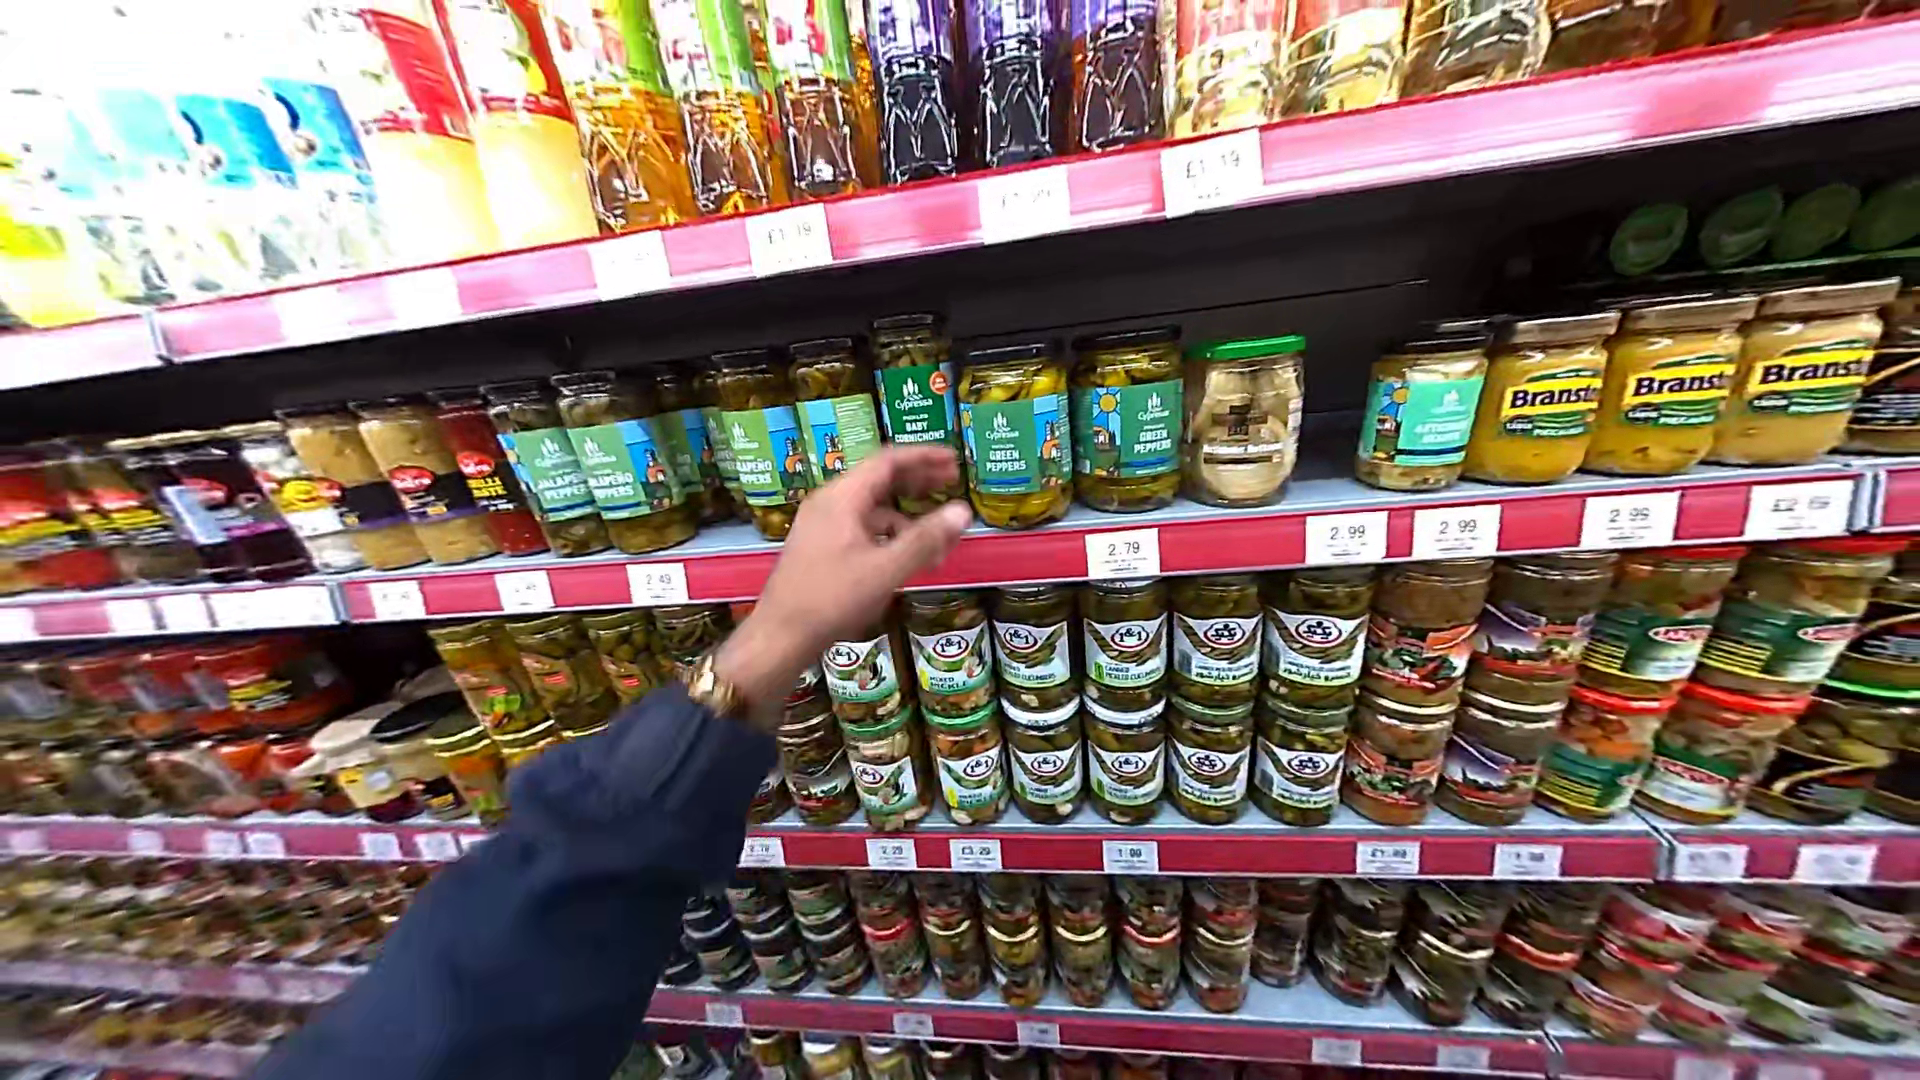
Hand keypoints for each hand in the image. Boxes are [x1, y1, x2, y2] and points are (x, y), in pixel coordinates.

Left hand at [715, 446, 971, 717]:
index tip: (954, 459)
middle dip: (918, 481)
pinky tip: (908, 557)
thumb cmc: (832, 599)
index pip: (888, 461)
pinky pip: (863, 528)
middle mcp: (830, 503)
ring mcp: (823, 524)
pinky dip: (890, 535)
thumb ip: (925, 539)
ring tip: (940, 537)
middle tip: (952, 482)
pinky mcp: (822, 545)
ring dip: (908, 516)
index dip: (924, 457)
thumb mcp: (885, 570)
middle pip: (880, 479)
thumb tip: (963, 511)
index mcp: (842, 498)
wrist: (781, 635)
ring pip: (873, 508)